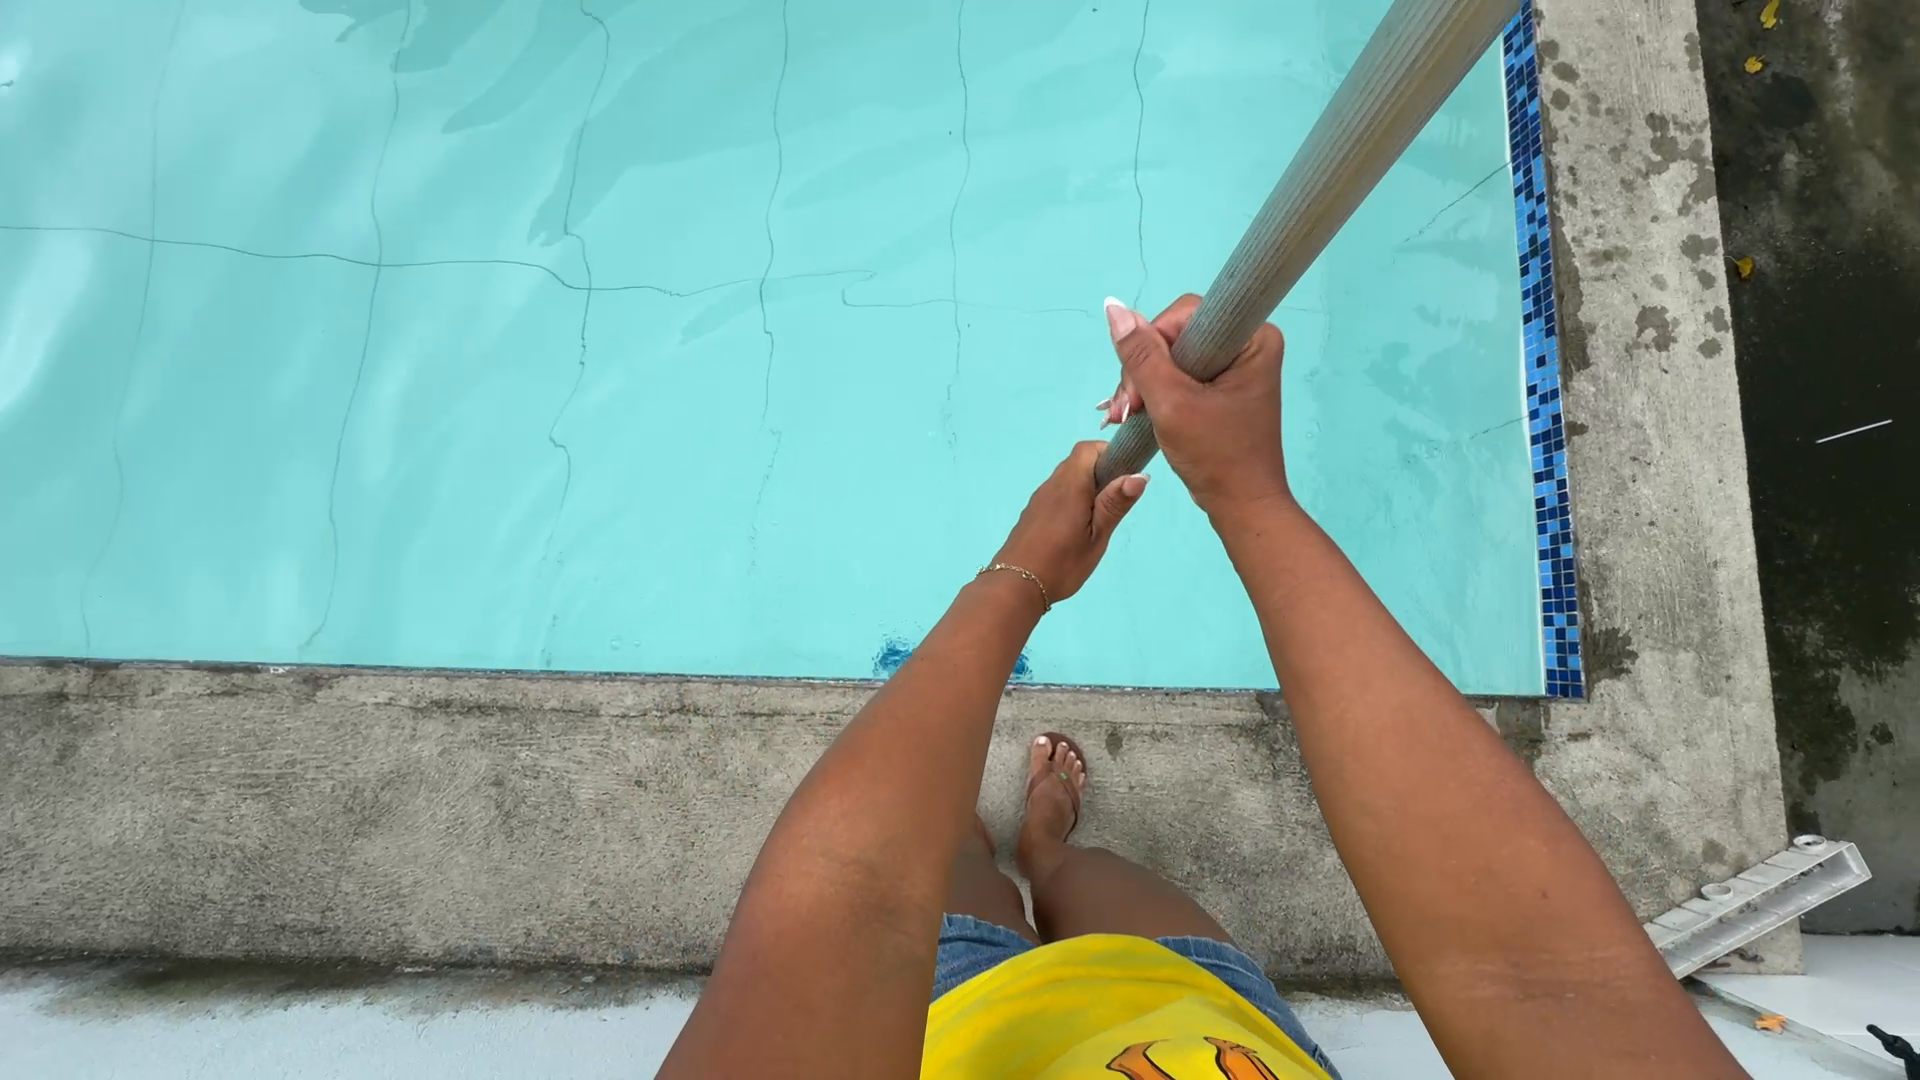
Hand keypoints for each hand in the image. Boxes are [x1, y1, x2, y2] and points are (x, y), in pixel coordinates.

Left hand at [991, 441, 1148, 605]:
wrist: (1015, 586)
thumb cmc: (1062, 563)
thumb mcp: (1097, 536)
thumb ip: (1115, 504)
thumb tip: (1139, 475)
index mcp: (1070, 484)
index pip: (1089, 449)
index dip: (1110, 454)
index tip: (1125, 476)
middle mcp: (1051, 485)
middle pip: (1078, 463)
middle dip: (1101, 474)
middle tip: (1115, 504)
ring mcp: (1039, 499)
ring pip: (1066, 480)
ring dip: (1086, 489)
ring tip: (1098, 521)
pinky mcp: (1032, 514)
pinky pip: (1056, 496)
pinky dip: (1071, 501)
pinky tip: (1076, 530)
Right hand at [1099, 295, 1289, 517]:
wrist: (1240, 503)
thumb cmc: (1215, 454)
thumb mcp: (1171, 403)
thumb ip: (1140, 356)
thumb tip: (1113, 308)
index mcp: (1252, 338)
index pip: (1184, 316)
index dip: (1151, 345)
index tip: (1136, 391)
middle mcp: (1248, 343)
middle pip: (1175, 336)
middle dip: (1143, 371)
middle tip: (1126, 410)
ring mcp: (1235, 366)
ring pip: (1172, 356)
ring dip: (1144, 384)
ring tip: (1126, 416)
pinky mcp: (1223, 386)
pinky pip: (1180, 374)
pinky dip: (1156, 392)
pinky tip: (1136, 412)